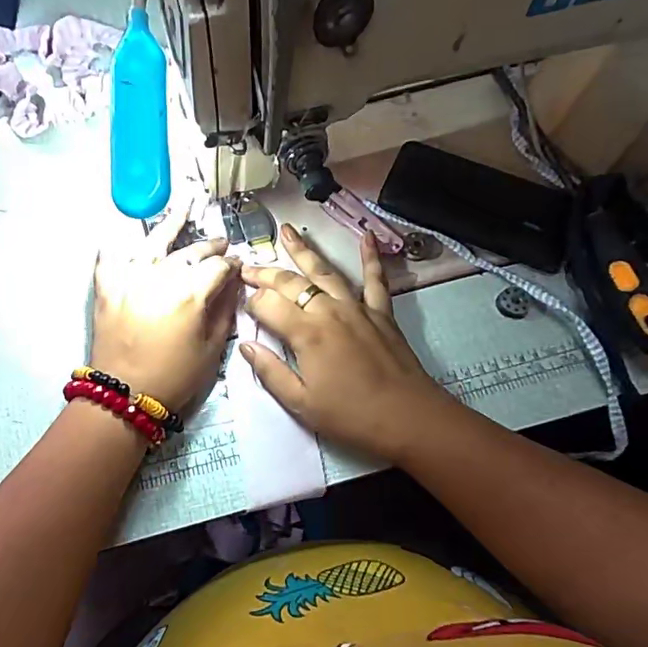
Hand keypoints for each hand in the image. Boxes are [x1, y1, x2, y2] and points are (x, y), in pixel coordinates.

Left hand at [90, 211, 238, 409]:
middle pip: (191, 251)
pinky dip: (121, 243)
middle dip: (210, 246)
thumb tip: (233, 286)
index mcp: (190, 294)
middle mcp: (161, 277)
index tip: (238, 266)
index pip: (218, 267)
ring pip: (153, 241)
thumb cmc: (175, 377)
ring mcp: (130, 278)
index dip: (232, 264)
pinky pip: (112, 255)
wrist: (124, 395)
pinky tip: (130, 235)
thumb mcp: (212, 349)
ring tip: (184, 208)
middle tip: (221, 243)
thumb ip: (224, 311)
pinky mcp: (107, 286)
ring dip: (171, 223)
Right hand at [239, 224, 455, 460]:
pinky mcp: (381, 312)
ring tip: (288, 231)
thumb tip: (246, 346)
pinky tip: (367, 235)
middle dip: (266, 273)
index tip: (241, 304)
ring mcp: (357, 308)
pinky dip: (370, 256)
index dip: (251, 303)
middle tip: (247, 267)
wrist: (407, 416)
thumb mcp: (301, 403)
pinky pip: (374, 279)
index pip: (268, 305)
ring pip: (326, 271)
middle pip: (292, 282)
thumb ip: (271, 372)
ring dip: (304, 251)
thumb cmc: (351, 415)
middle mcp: (329, 311)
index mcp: (306, 333)